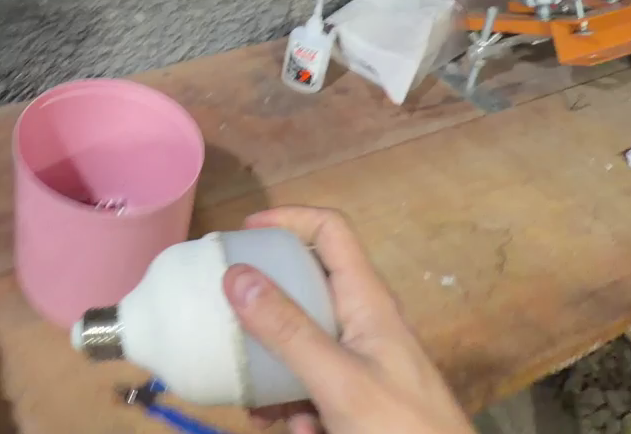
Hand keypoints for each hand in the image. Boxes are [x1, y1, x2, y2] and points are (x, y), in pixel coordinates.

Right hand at [222, 207, 474, 433]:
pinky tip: (286, 428)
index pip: (329, 230)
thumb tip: (235, 274)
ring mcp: (359, 362)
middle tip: (227, 313)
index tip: (244, 235)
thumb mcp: (340, 382)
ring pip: (300, 341)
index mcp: (366, 300)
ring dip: (273, 366)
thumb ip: (288, 330)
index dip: (288, 218)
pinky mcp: (355, 400)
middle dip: (264, 303)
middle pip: (304, 284)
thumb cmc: (403, 430)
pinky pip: (309, 384)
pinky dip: (291, 404)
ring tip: (253, 398)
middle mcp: (361, 322)